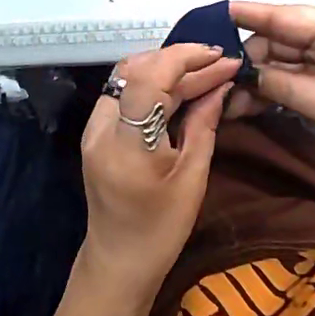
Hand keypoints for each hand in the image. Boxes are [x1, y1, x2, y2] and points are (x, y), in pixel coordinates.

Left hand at [79, 45, 238, 295]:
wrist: (118, 259)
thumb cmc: (160, 229)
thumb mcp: (192, 178)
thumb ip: (203, 125)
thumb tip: (220, 86)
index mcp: (125, 144)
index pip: (148, 78)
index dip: (184, 59)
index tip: (220, 56)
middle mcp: (101, 128)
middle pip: (134, 71)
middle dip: (179, 61)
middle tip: (220, 64)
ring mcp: (93, 129)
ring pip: (127, 79)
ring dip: (166, 70)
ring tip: (208, 72)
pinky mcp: (95, 133)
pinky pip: (123, 96)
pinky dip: (152, 86)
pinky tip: (183, 88)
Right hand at [228, 2, 314, 189]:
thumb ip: (278, 84)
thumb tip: (240, 73)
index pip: (285, 14)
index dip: (247, 13)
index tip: (212, 13)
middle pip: (283, 38)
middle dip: (250, 58)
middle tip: (217, 82)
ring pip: (290, 61)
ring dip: (261, 79)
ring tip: (228, 100)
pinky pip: (303, 79)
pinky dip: (279, 90)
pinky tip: (252, 104)